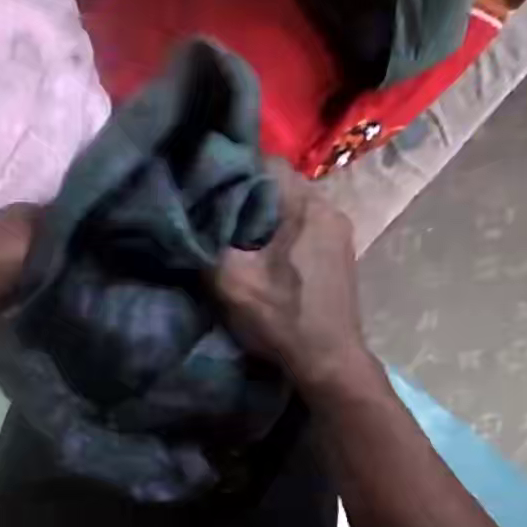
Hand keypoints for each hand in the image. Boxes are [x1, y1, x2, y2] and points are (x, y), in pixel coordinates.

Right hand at [214, 162, 377, 393]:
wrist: (329, 362)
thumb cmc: (282, 319)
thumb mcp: (233, 284)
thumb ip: (208, 246)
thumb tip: (187, 225)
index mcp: (307, 207)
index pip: (267, 165)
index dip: (233, 174)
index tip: (207, 192)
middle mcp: (330, 209)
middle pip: (280, 187)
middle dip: (247, 199)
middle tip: (215, 219)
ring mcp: (339, 233)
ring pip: (291, 210)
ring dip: (263, 221)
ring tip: (235, 240)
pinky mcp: (338, 255)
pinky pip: (303, 230)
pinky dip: (280, 237)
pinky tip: (262, 258)